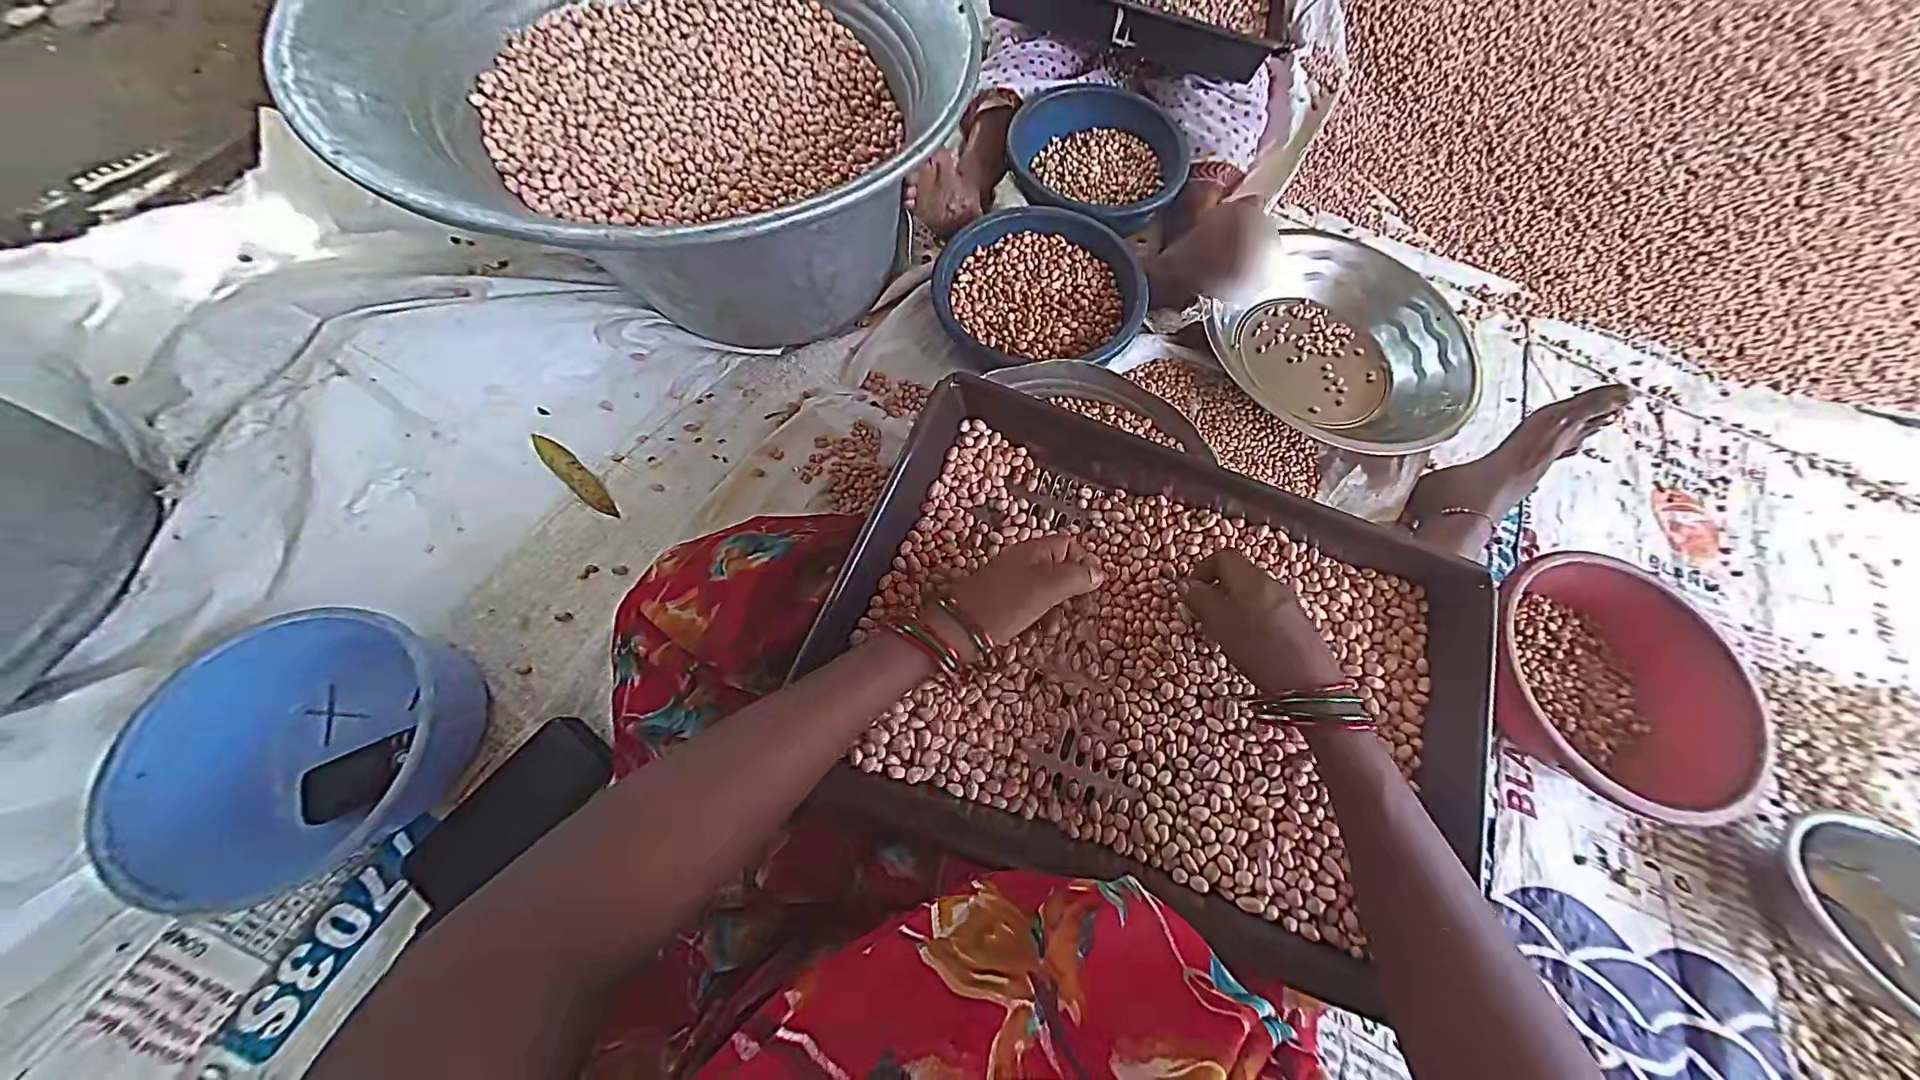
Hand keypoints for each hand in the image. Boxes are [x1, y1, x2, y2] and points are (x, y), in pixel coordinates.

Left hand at [942, 536, 1104, 648]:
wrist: (956, 630)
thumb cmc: (1003, 605)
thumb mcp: (1045, 588)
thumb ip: (1075, 578)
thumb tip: (1099, 573)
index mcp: (1033, 551)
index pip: (1070, 546)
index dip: (1084, 565)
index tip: (1089, 591)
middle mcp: (1022, 563)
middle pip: (1060, 573)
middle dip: (1069, 596)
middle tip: (1074, 615)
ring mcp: (1011, 585)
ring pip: (1046, 596)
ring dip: (1053, 614)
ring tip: (1047, 631)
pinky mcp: (1002, 606)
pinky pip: (1029, 611)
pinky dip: (1035, 623)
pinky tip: (1031, 637)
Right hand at [1180, 549, 1345, 692]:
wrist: (1307, 682)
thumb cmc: (1256, 647)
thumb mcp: (1218, 623)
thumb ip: (1200, 599)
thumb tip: (1188, 585)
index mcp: (1250, 578)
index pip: (1223, 557)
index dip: (1202, 569)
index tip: (1190, 589)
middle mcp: (1272, 584)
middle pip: (1239, 574)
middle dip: (1216, 589)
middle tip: (1202, 612)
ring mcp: (1288, 603)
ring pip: (1252, 593)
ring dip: (1233, 604)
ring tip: (1222, 630)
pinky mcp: (1298, 622)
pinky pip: (1266, 609)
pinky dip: (1250, 617)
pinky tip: (1247, 642)